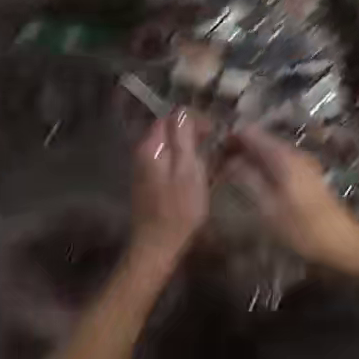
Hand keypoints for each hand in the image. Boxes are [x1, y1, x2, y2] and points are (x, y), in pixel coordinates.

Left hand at [129, 112, 210, 260]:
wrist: (157, 246)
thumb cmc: (178, 209)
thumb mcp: (188, 171)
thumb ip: (184, 139)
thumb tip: (183, 112)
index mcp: (152, 147)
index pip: (173, 116)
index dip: (196, 119)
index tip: (215, 131)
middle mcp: (143, 152)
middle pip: (170, 129)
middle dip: (193, 131)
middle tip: (215, 143)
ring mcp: (145, 167)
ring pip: (170, 144)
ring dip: (190, 146)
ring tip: (210, 156)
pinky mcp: (150, 181)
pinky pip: (169, 159)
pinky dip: (184, 159)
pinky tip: (197, 171)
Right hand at [224, 126, 358, 268]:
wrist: (340, 239)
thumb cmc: (302, 228)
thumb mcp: (269, 208)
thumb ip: (249, 179)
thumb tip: (229, 159)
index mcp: (284, 158)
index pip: (252, 133)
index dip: (231, 136)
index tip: (212, 147)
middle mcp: (294, 153)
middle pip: (262, 140)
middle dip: (239, 146)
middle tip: (216, 161)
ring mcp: (303, 162)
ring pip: (270, 150)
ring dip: (250, 156)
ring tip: (228, 169)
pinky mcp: (306, 173)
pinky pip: (279, 160)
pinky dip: (263, 164)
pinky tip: (252, 177)